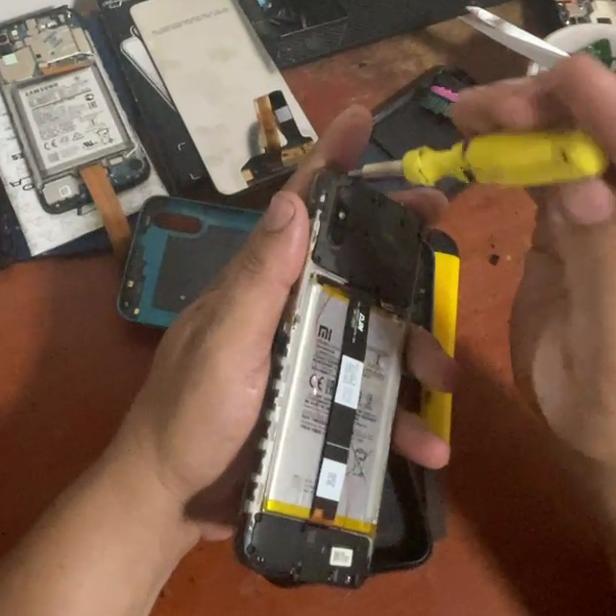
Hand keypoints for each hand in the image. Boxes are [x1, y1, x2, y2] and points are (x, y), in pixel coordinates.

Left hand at [108, 105, 458, 540]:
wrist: (172, 498)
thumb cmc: (189, 414)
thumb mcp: (224, 344)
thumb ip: (258, 280)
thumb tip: (290, 201)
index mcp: (257, 284)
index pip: (295, 209)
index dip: (328, 161)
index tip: (361, 117)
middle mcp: (285, 310)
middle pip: (349, 262)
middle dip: (396, 239)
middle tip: (441, 218)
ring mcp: (302, 357)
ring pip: (372, 332)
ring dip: (414, 349)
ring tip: (443, 378)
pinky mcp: (316, 404)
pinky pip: (369, 401)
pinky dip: (401, 420)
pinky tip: (427, 445)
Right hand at [451, 57, 615, 502]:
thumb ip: (612, 271)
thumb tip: (581, 183)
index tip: (570, 72)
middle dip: (574, 109)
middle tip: (490, 103)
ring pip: (605, 144)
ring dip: (541, 119)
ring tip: (473, 111)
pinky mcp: (604, 223)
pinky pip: (570, 170)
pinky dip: (526, 148)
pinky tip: (486, 135)